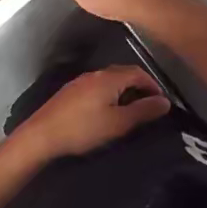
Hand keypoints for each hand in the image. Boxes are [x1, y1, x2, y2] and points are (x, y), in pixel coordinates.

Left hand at [11, 65, 173, 161]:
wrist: (41, 135)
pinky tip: (106, 111)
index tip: (161, 101)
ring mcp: (79, 82)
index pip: (138, 72)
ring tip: (130, 110)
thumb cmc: (83, 129)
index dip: (153, 85)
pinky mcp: (68, 93)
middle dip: (139, 86)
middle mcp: (94, 74)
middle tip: (148, 105)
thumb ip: (143, 111)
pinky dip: (108, 94)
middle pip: (123, 73)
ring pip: (108, 80)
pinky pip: (96, 87)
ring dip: (123, 90)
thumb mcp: (118, 123)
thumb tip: (165, 102)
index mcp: (109, 78)